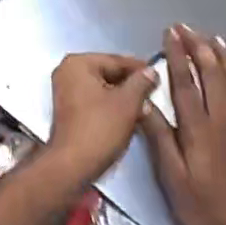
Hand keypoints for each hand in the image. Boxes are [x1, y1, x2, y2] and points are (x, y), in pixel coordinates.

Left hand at [46, 53, 157, 185]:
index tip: (160, 75)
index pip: (116, 60)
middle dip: (131, 84)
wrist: (73, 164)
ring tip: (145, 106)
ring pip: (103, 87)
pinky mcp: (69, 109)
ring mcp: (65, 90)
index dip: (140, 68)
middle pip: (108, 72)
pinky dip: (111, 105)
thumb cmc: (99, 129)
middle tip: (154, 93)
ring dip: (123, 97)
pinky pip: (95, 99)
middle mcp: (67, 71)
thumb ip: (140, 83)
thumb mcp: (127, 103)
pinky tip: (130, 116)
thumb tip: (150, 71)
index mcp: (78, 63)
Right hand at [141, 26, 225, 224]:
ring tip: (216, 40)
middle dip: (199, 47)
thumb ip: (159, 137)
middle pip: (213, 75)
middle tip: (187, 27)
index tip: (169, 32)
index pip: (185, 82)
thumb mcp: (172, 180)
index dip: (176, 54)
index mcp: (200, 129)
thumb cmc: (205, 213)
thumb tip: (143, 100)